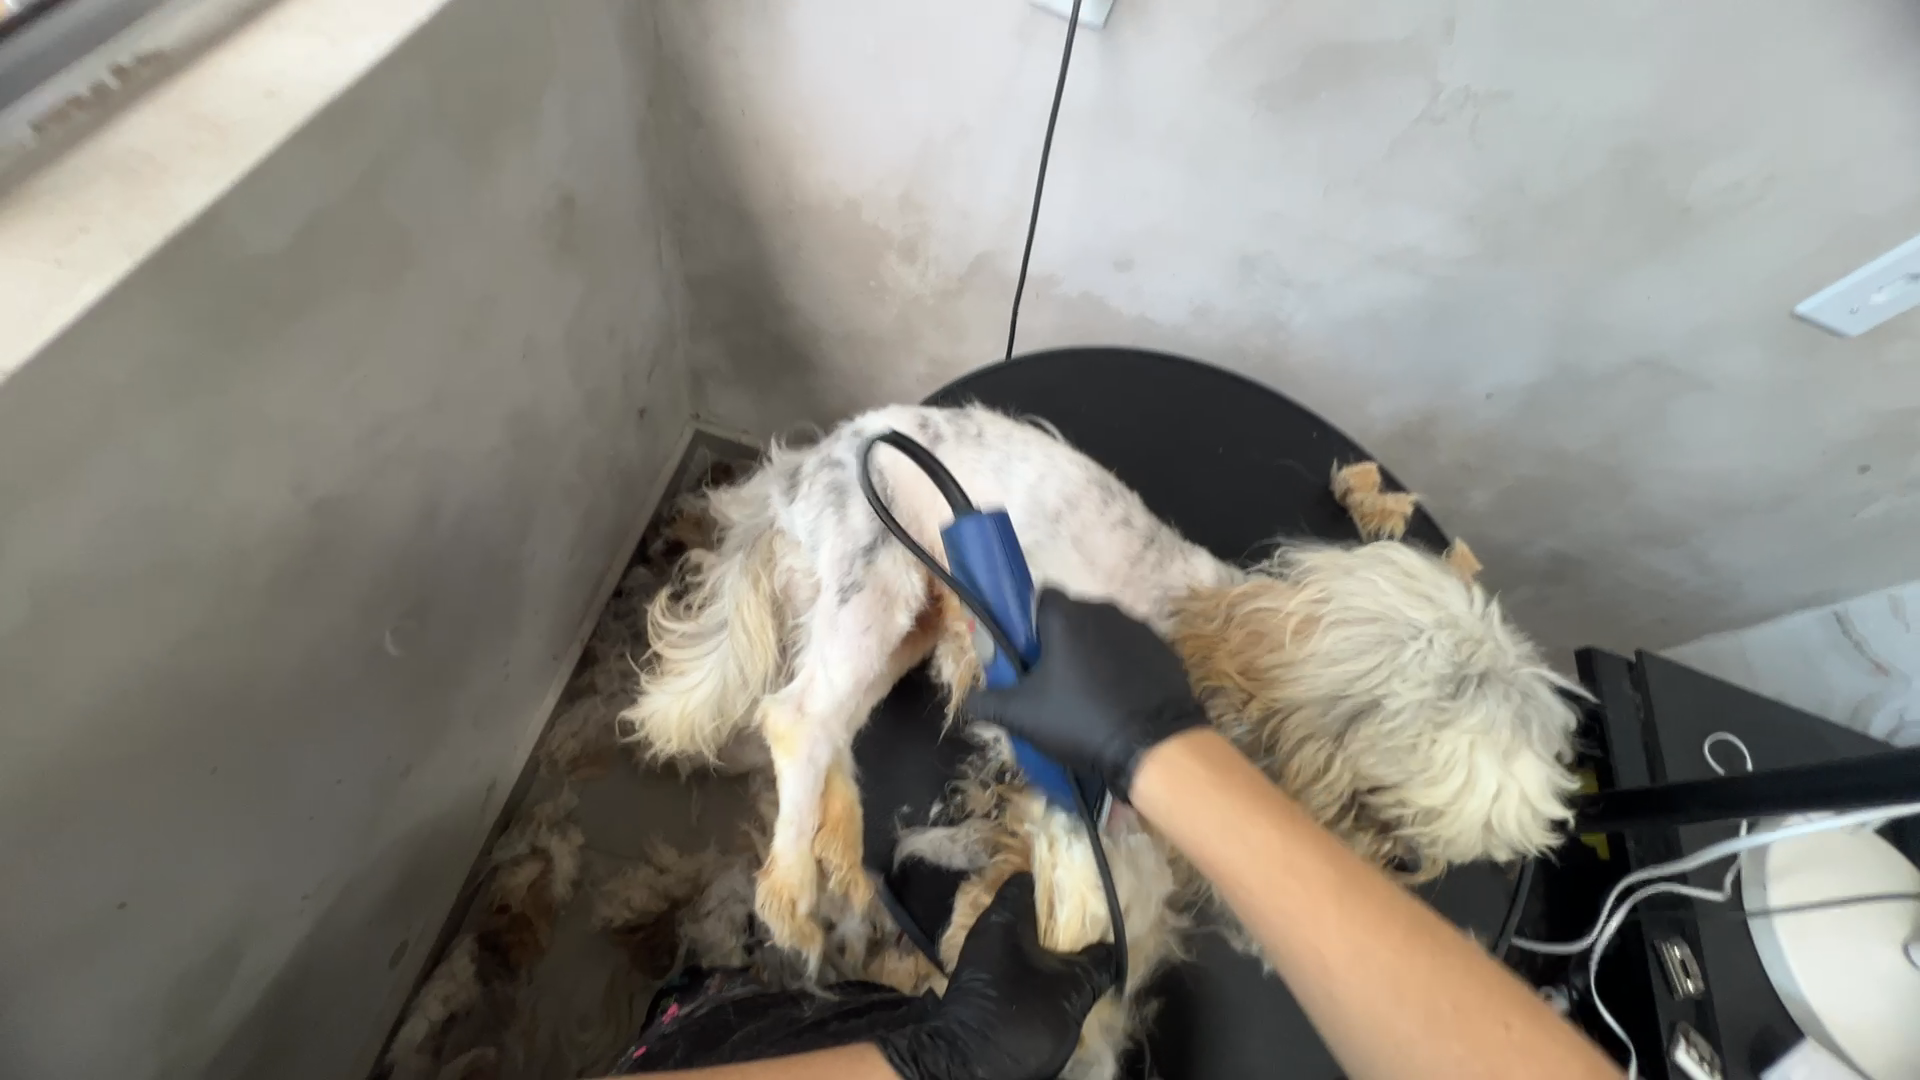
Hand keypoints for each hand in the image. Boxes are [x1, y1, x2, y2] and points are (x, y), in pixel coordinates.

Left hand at [875, 873, 1113, 1079]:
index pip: (1026, 880)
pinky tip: (1059, 982)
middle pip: (1026, 911)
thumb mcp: (1067, 994)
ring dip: (1048, 948)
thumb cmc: (1017, 1019)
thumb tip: (1112, 950)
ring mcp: (982, 960)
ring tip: (1081, 957)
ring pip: (1022, 939)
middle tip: (1090, 929)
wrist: (966, 1069)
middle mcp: (987, 931)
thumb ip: (1094, 966)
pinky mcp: (982, 986)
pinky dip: (1035, 967)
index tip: (1083, 893)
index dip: (1055, 883)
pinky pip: (1014, 962)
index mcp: (1003, 918)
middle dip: (1058, 919)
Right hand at [965, 590, 1208, 800]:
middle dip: (1061, 640)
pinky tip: (1120, 698)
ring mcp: (1138, 627)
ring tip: (1089, 693)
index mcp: (1066, 616)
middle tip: (1053, 680)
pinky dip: (1123, 665)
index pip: (1040, 598)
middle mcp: (1103, 609)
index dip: (1030, 623)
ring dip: (1093, 651)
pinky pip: (1133, 648)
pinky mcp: (1164, 648)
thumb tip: (969, 702)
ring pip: (1104, 631)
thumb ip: (988, 702)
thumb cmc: (1080, 720)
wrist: (1153, 746)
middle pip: (1072, 615)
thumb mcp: (1022, 716)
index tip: (1028, 654)